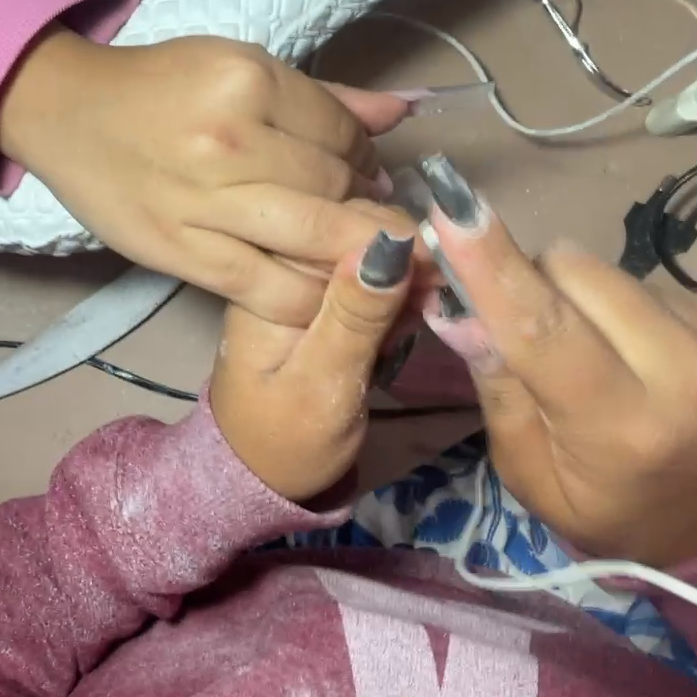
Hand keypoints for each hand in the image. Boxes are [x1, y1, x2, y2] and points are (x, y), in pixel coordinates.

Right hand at [0, 30, 411, 327]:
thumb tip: (403, 112)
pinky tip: (319, 291)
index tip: (365, 174)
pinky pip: (265, 289)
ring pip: (313, 243)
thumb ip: (323, 95)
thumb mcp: (237, 68)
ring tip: (355, 256)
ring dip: (350, 256)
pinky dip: (306, 298)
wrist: (67, 116)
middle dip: (366, 210)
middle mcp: (230, 142)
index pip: (342, 133)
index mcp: (248, 82)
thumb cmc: (154, 88)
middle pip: (335, 189)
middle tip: (369, 219)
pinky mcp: (180, 254)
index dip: (368, 159)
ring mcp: (203, 204)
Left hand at [210, 218, 427, 501]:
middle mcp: (279, 267)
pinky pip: (367, 276)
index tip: (436, 276)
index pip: (335, 223)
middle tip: (427, 305)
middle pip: (355, 225)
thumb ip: (354, 318)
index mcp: (266, 280)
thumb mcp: (322, 385)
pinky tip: (402, 324)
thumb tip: (391, 242)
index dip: (395, 239)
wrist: (260, 473)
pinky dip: (395, 294)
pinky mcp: (319, 300)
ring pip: (368, 248)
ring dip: (405, 276)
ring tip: (414, 319)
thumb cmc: (285, 440)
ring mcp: (299, 281)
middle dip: (404, 255)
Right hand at [423, 203, 696, 567]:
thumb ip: (500, 390)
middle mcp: (690, 374)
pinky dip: (624, 306)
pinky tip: (639, 350)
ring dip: (579, 296)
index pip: (542, 328)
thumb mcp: (531, 475)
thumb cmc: (614, 511)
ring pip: (611, 272)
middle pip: (576, 274)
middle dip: (531, 282)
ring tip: (594, 349)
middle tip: (523, 323)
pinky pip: (652, 282)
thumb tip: (458, 313)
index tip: (452, 209)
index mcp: (623, 427)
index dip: (491, 265)